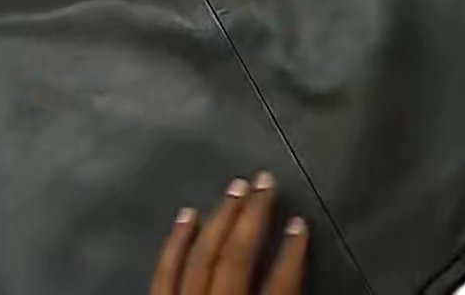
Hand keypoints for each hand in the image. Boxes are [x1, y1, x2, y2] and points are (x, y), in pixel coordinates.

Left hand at [150, 172, 308, 294]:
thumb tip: (301, 267)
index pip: (280, 287)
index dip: (293, 253)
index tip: (300, 223)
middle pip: (236, 259)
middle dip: (253, 216)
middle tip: (266, 180)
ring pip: (201, 258)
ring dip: (221, 218)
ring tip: (236, 187)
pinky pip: (163, 275)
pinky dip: (175, 243)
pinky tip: (187, 214)